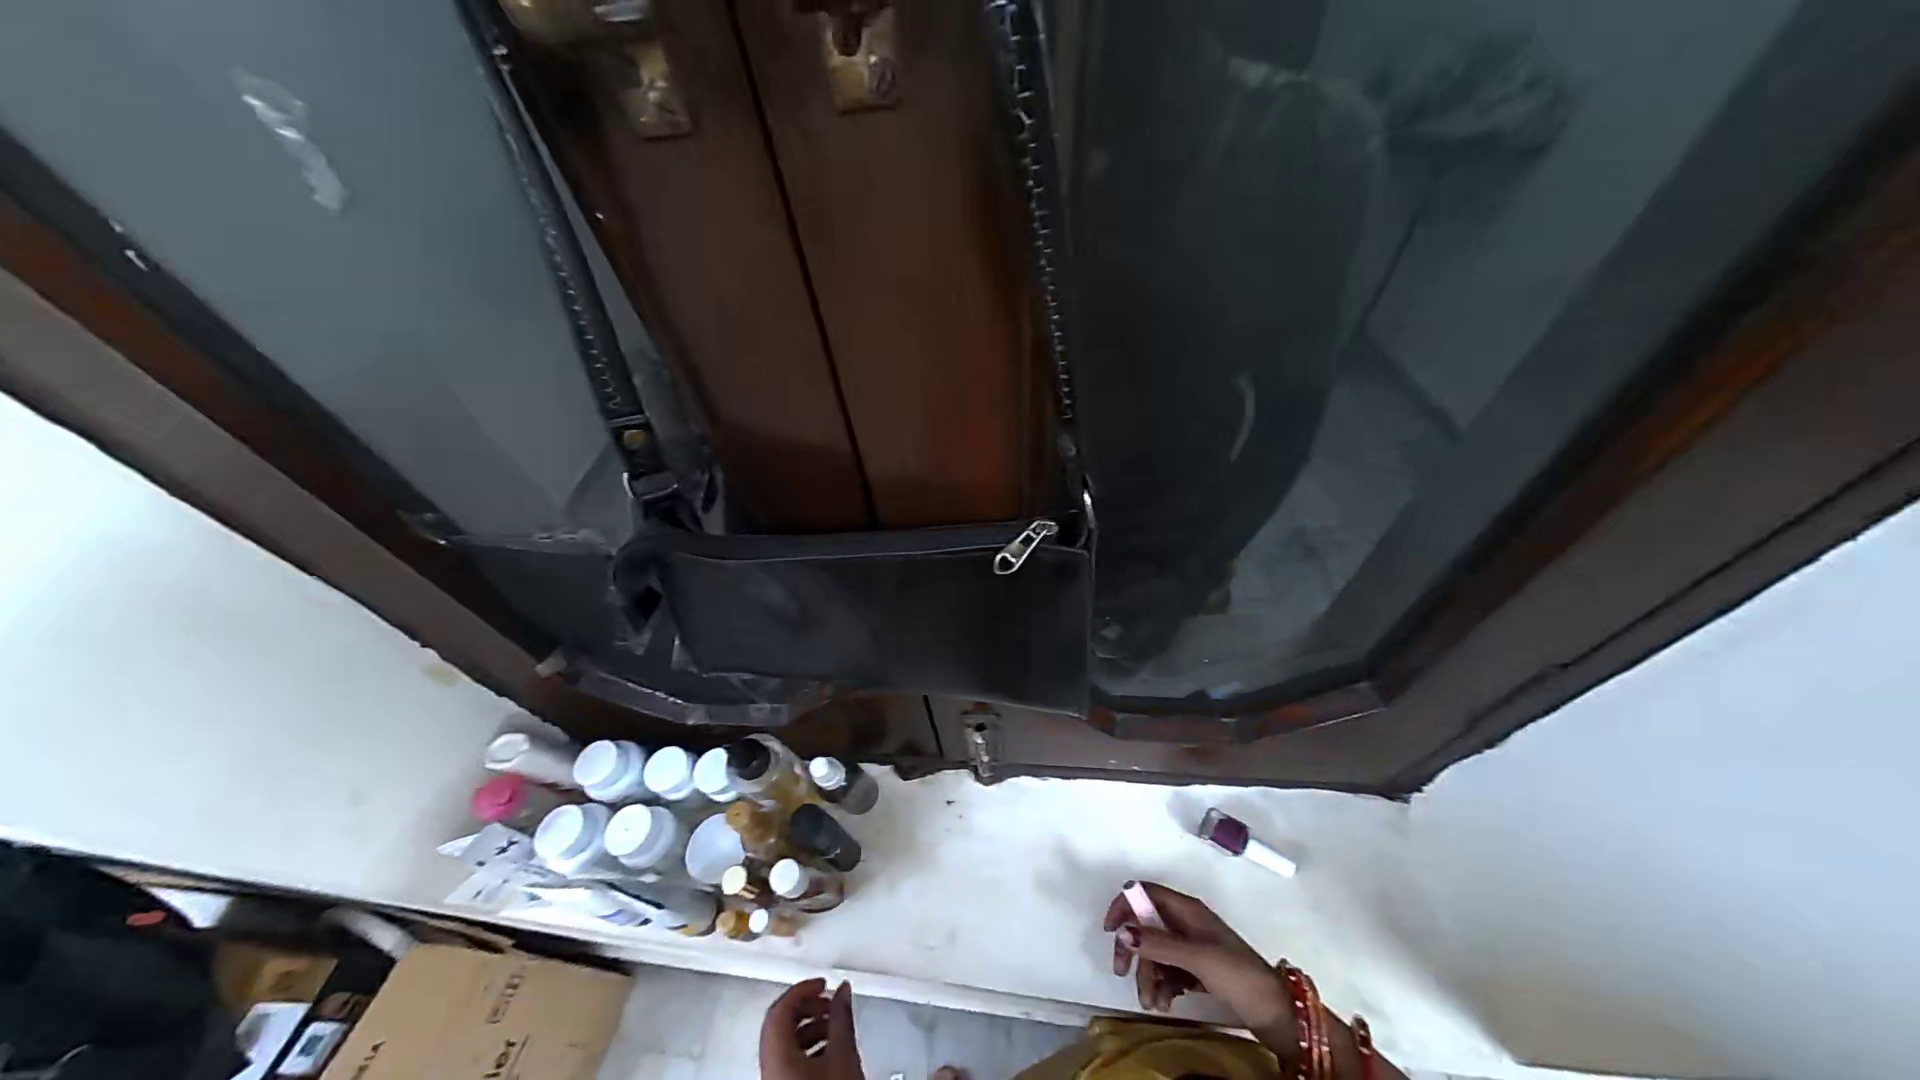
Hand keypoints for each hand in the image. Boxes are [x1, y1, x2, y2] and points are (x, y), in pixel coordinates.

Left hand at [759, 978, 862, 1079]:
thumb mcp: (842, 1053)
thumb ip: (842, 1016)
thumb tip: (842, 989)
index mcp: (776, 1055)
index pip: (780, 1009)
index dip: (802, 989)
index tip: (821, 983)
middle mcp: (769, 1067)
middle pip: (780, 1023)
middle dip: (807, 1006)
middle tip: (827, 998)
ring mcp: (775, 1079)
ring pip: (785, 1041)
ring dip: (810, 1025)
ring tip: (833, 1022)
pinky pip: (789, 1058)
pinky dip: (808, 1045)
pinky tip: (829, 1046)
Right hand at [1104, 881, 1292, 1033]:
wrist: (1277, 1012)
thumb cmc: (1238, 975)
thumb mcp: (1197, 957)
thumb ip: (1159, 943)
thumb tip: (1123, 932)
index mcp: (1188, 909)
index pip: (1145, 893)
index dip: (1125, 906)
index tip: (1111, 931)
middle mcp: (1187, 923)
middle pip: (1146, 926)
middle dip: (1133, 949)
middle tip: (1122, 973)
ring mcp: (1193, 947)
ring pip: (1155, 952)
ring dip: (1148, 975)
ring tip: (1153, 1003)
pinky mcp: (1198, 970)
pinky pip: (1168, 971)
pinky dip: (1162, 986)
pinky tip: (1165, 1003)